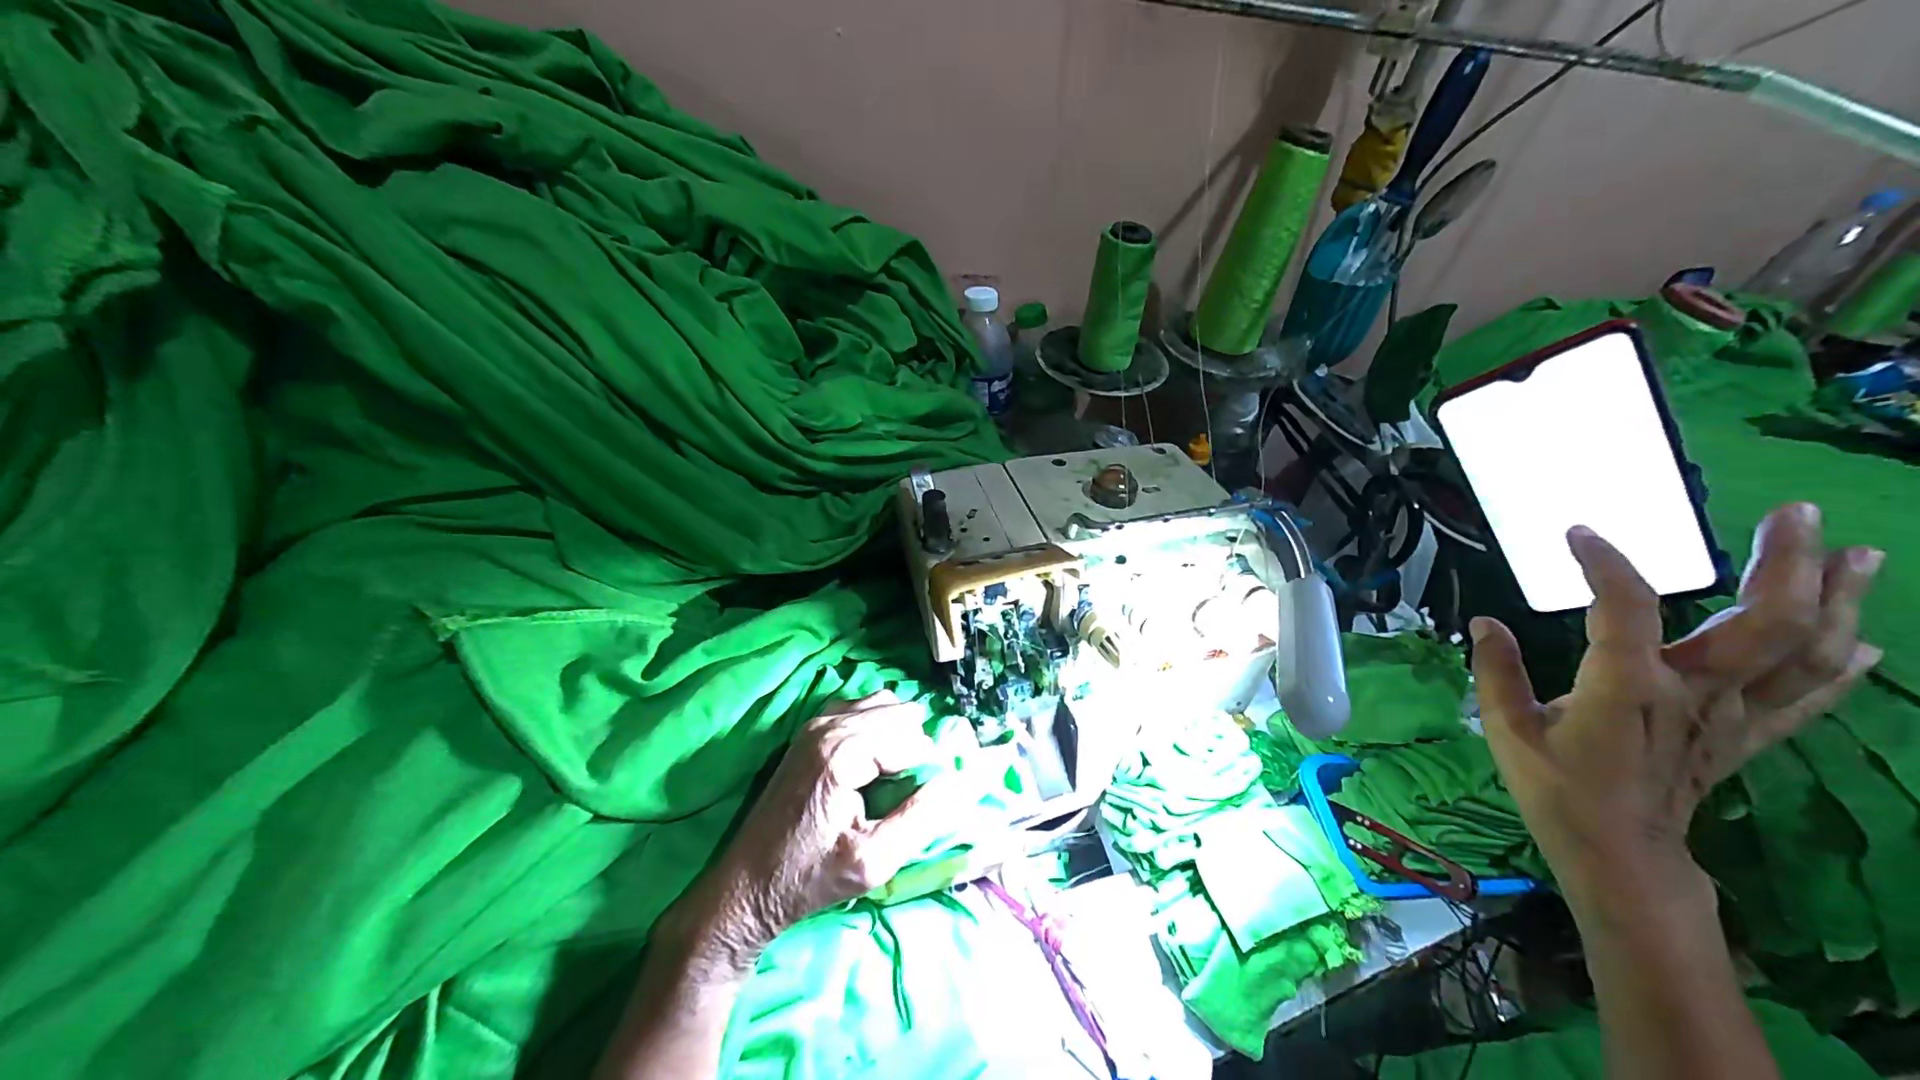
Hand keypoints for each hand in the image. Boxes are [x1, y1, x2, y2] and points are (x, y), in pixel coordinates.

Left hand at [665, 691, 976, 971]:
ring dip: (902, 734)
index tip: (931, 801)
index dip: (932, 769)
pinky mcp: (810, 730)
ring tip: (901, 778)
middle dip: (919, 747)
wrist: (747, 884)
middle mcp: (829, 725)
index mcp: (843, 752)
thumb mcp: (874, 860)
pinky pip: (862, 709)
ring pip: (884, 707)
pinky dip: (881, 725)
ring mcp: (816, 723)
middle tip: (919, 791)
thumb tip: (961, 781)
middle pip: (901, 716)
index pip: (915, 740)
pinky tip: (881, 759)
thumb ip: (922, 816)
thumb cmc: (809, 876)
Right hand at [1470, 503, 1883, 896]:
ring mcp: (1729, 715)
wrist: (1619, 852)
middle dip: (1788, 565)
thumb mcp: (1508, 730)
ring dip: (1837, 601)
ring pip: (1802, 653)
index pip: (1624, 609)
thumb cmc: (1556, 789)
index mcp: (1625, 689)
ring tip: (1861, 554)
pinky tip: (1863, 637)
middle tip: (1797, 514)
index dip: (1605, 564)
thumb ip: (1497, 671)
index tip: (1580, 533)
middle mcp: (1692, 693)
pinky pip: (1805, 697)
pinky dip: (1840, 666)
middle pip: (1764, 624)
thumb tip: (1485, 621)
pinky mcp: (1744, 735)